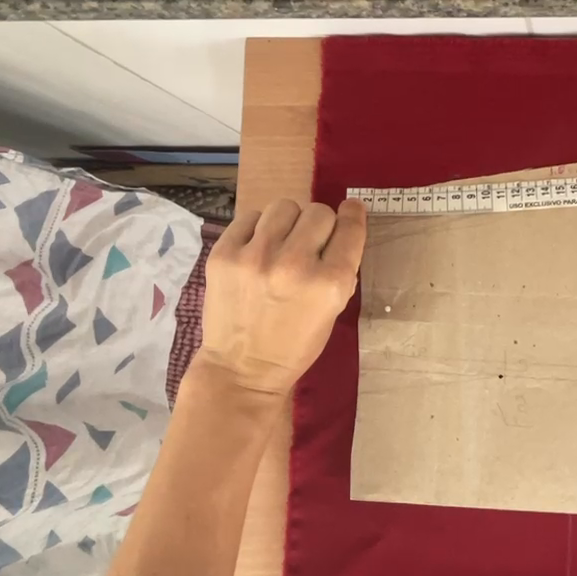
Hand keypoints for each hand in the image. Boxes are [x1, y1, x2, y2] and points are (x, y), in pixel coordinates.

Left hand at [190, 198, 365, 397]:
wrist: (241, 368)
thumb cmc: (296, 345)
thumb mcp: (334, 311)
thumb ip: (340, 271)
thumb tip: (340, 232)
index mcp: (329, 283)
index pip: (349, 229)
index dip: (353, 216)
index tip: (351, 210)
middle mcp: (295, 265)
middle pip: (319, 212)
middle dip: (320, 225)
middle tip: (311, 243)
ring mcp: (255, 257)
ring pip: (285, 207)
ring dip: (289, 222)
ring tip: (282, 243)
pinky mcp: (223, 254)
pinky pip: (250, 217)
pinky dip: (259, 228)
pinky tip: (258, 249)